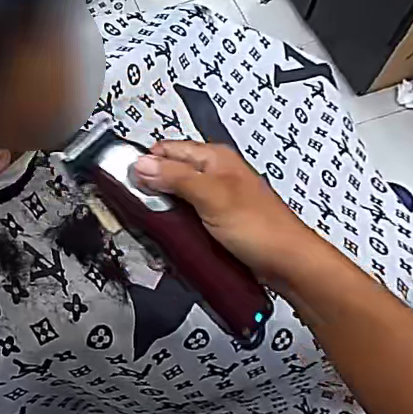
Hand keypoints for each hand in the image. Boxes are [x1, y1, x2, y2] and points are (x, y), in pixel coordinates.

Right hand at [130, 140, 334, 289]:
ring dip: (163, 215)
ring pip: (175, 200)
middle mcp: (214, 175)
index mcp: (214, 158)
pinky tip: (172, 240)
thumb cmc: (263, 228)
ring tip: (155, 229)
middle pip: (168, 175)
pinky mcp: (216, 223)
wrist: (288, 264)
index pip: (166, 149)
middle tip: (139, 210)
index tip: (124, 181)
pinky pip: (186, 220)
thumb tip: (142, 165)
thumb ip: (175, 178)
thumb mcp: (212, 197)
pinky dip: (176, 229)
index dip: (144, 162)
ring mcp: (215, 200)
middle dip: (151, 192)